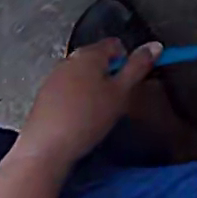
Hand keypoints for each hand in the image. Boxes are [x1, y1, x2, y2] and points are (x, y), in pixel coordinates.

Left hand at [15, 38, 159, 164]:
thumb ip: (139, 66)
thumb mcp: (121, 91)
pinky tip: (76, 118)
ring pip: (82, 75)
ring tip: (95, 111)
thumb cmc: (87, 118)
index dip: (127, 60)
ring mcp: (52, 79)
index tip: (127, 82)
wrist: (42, 153)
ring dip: (92, 86)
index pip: (116, 44)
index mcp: (89, 53)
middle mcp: (69, 60)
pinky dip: (75, 98)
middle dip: (109, 74)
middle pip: (98, 59)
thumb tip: (155, 45)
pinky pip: (67, 89)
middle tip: (114, 97)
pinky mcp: (41, 98)